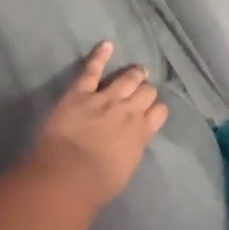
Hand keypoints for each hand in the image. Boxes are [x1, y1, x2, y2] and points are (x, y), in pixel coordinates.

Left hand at [27, 42, 168, 207]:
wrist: (68, 175)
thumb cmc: (98, 184)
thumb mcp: (126, 169)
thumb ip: (132, 149)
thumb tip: (131, 142)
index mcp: (142, 132)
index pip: (159, 111)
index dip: (156, 108)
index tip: (152, 110)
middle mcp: (129, 110)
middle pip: (146, 91)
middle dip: (146, 89)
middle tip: (143, 89)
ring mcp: (105, 98)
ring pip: (127, 78)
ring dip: (134, 73)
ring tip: (137, 71)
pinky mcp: (81, 92)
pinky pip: (92, 69)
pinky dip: (100, 55)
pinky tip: (106, 45)